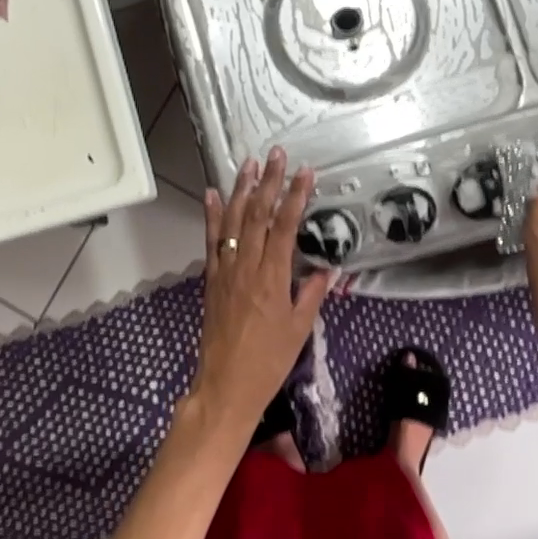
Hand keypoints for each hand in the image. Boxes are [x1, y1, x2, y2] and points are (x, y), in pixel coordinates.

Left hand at [191, 148, 333, 434]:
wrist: (225, 385)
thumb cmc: (268, 361)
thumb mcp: (300, 330)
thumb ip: (311, 293)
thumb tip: (326, 268)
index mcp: (272, 278)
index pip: (284, 226)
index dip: (295, 196)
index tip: (305, 172)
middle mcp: (246, 266)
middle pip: (256, 214)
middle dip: (267, 181)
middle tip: (275, 153)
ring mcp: (224, 270)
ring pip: (232, 221)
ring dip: (240, 189)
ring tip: (248, 163)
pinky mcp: (211, 279)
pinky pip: (211, 240)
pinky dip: (212, 215)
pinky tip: (213, 194)